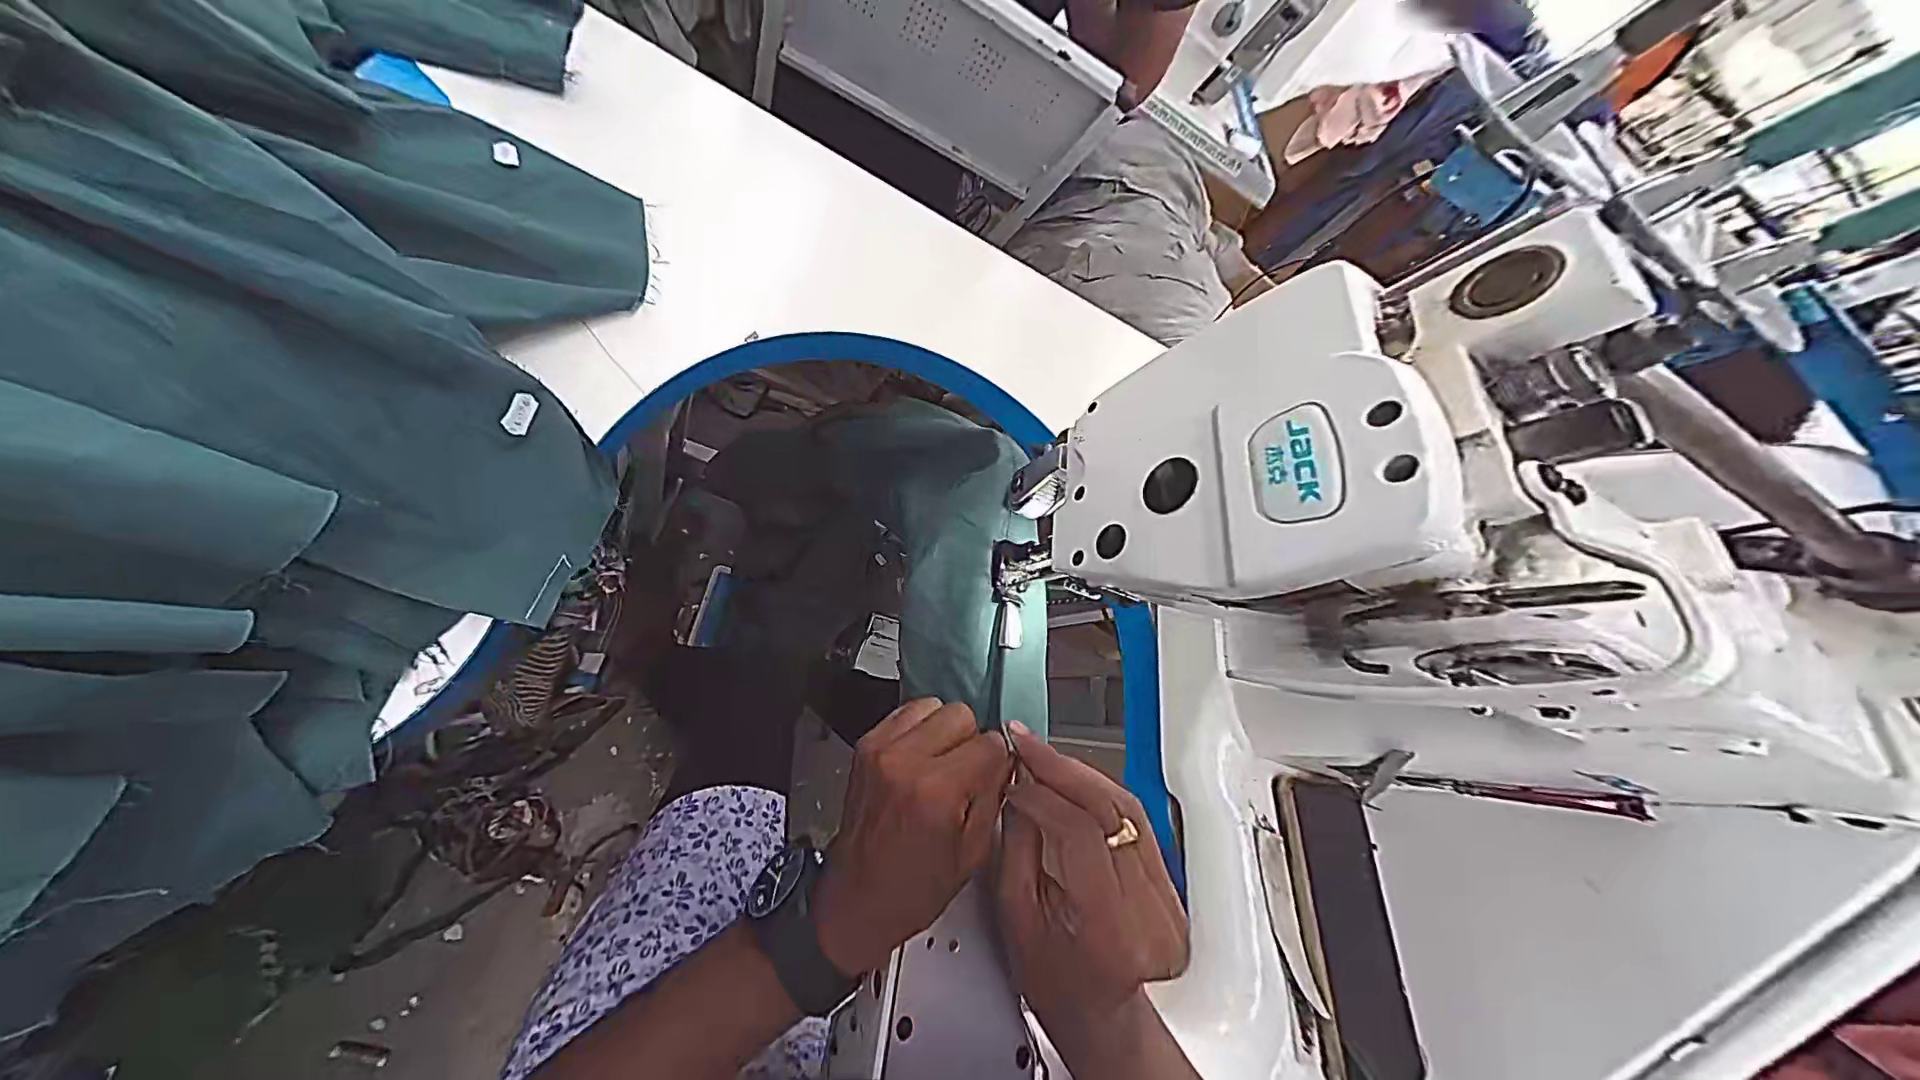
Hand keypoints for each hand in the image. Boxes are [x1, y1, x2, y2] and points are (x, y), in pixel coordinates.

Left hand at [812, 698, 1013, 975]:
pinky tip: (919, 758)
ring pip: (933, 706)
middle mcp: (905, 760)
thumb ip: (994, 794)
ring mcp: (880, 749)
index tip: (994, 773)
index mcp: (936, 790)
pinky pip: (905, 713)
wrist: (856, 899)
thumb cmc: (912, 887)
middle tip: (965, 770)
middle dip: (971, 740)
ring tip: (939, 763)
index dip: (998, 759)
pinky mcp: (866, 745)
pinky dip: (918, 728)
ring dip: (943, 730)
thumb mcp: (973, 851)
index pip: (990, 743)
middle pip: (961, 714)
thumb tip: (1006, 757)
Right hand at [996, 725, 1187, 1046]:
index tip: (1012, 773)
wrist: (1102, 1014)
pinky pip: (1134, 816)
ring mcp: (1167, 894)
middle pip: (1109, 809)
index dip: (1041, 793)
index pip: (1079, 833)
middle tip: (1025, 741)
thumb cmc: (1055, 984)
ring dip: (1080, 770)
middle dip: (1061, 766)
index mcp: (1109, 929)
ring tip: (1042, 752)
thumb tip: (1018, 787)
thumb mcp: (1017, 919)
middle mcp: (1149, 910)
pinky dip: (1099, 787)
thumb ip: (1017, 848)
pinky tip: (1072, 774)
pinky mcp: (1169, 880)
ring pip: (1126, 804)